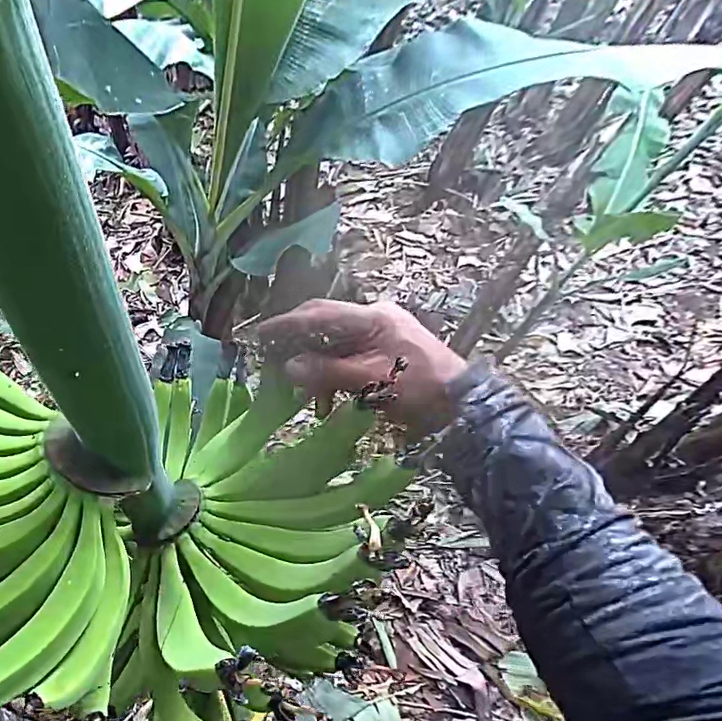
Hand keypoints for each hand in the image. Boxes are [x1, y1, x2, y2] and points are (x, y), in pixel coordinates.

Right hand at [253, 299, 468, 432]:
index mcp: (373, 317)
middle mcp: (375, 321)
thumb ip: (328, 372)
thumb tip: (291, 367)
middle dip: (300, 348)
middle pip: (326, 328)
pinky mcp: (386, 359)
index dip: (287, 324)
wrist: (462, 406)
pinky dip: (336, 380)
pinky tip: (328, 402)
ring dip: (318, 371)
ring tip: (305, 396)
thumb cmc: (420, 388)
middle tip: (275, 366)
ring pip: (337, 349)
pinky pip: (351, 363)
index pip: (320, 314)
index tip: (260, 335)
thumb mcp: (372, 381)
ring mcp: (382, 339)